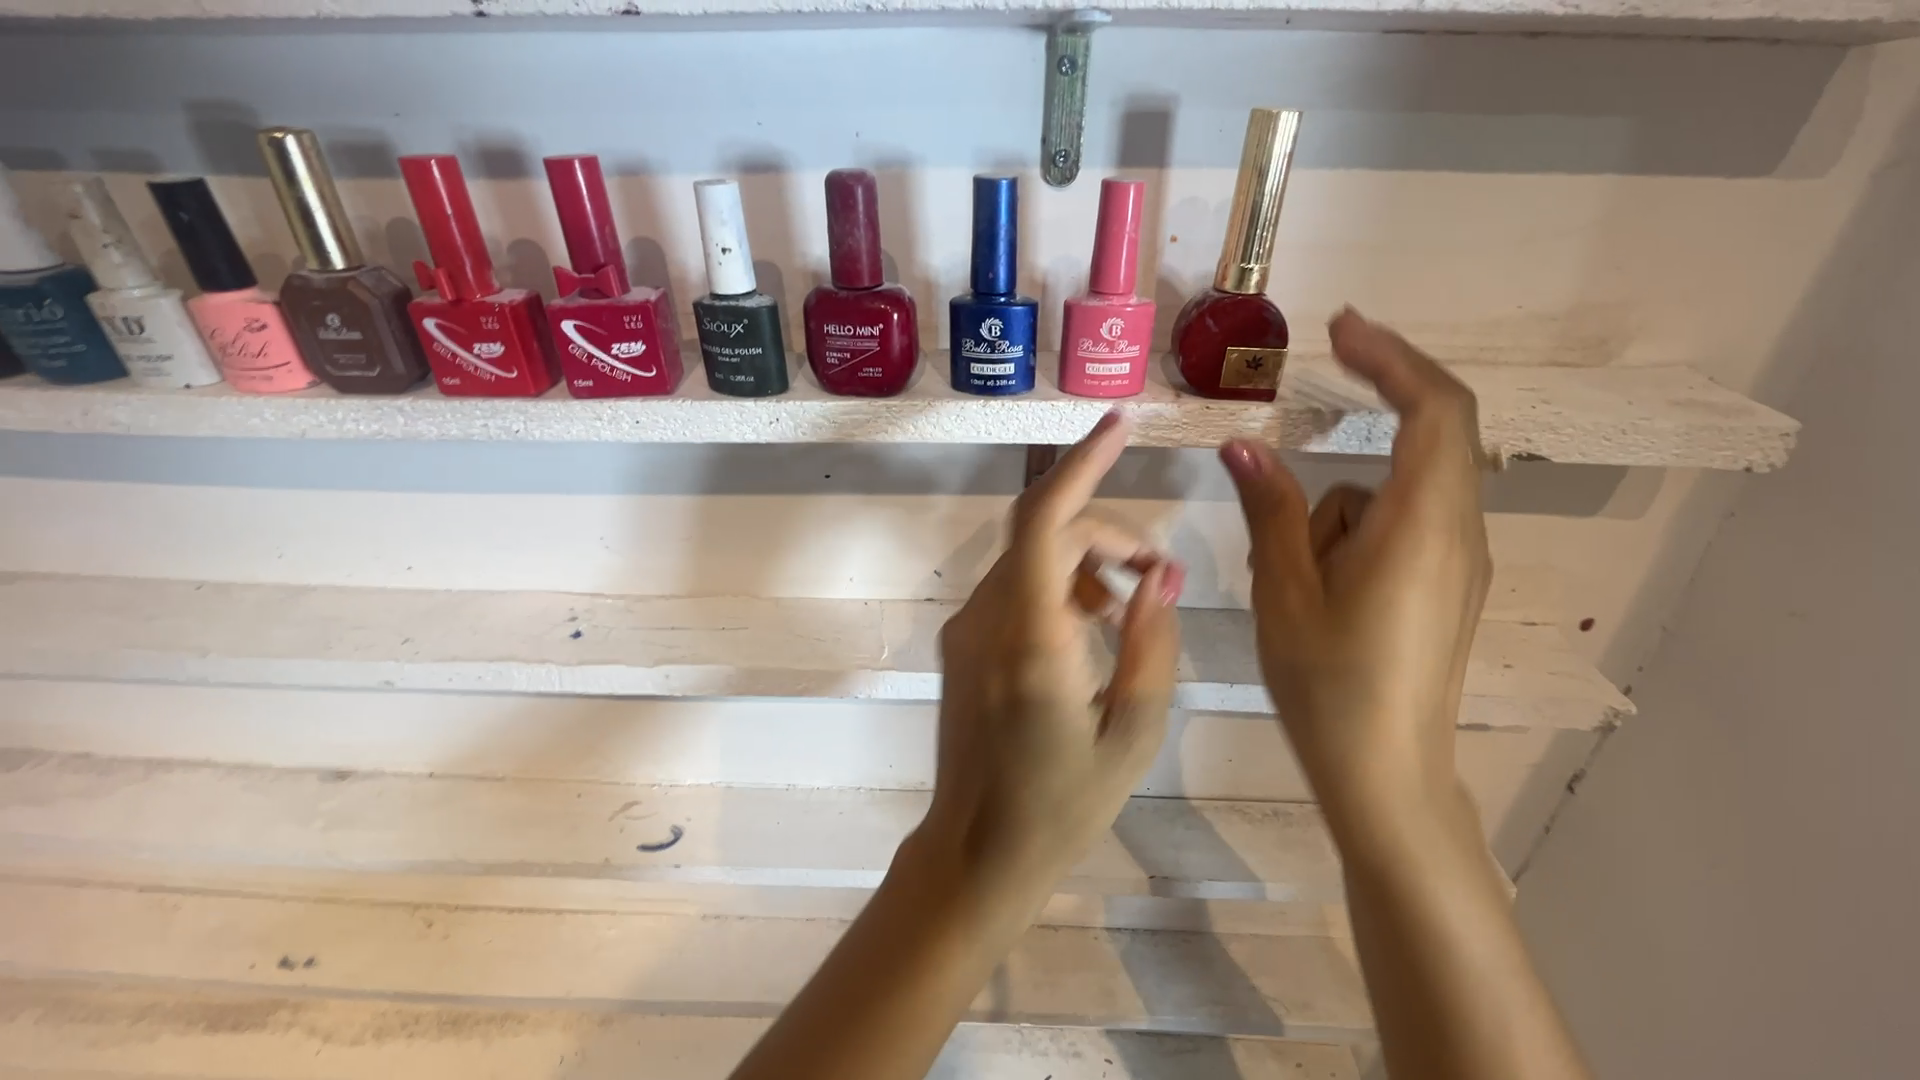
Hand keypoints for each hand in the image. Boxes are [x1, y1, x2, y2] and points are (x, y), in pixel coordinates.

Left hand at [917, 412, 1183, 898]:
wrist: (978, 851)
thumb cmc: (1063, 806)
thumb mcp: (1134, 734)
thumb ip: (1151, 645)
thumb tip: (1155, 581)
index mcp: (1032, 642)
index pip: (1045, 522)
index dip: (1082, 463)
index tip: (1121, 424)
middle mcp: (987, 621)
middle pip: (1047, 533)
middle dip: (1109, 533)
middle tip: (1161, 574)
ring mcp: (966, 630)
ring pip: (1032, 559)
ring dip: (1087, 563)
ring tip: (1135, 608)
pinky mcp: (962, 644)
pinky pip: (1016, 588)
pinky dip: (1061, 588)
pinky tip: (1095, 628)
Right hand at [1221, 308, 1491, 830]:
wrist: (1387, 776)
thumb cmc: (1330, 685)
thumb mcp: (1284, 592)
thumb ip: (1270, 509)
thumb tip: (1242, 444)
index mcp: (1422, 526)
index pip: (1435, 410)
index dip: (1394, 358)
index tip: (1342, 330)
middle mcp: (1457, 533)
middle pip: (1434, 437)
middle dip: (1381, 398)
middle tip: (1324, 373)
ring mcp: (1458, 563)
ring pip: (1406, 490)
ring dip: (1345, 501)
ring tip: (1293, 573)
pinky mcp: (1446, 588)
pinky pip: (1407, 525)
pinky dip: (1359, 527)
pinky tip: (1318, 588)